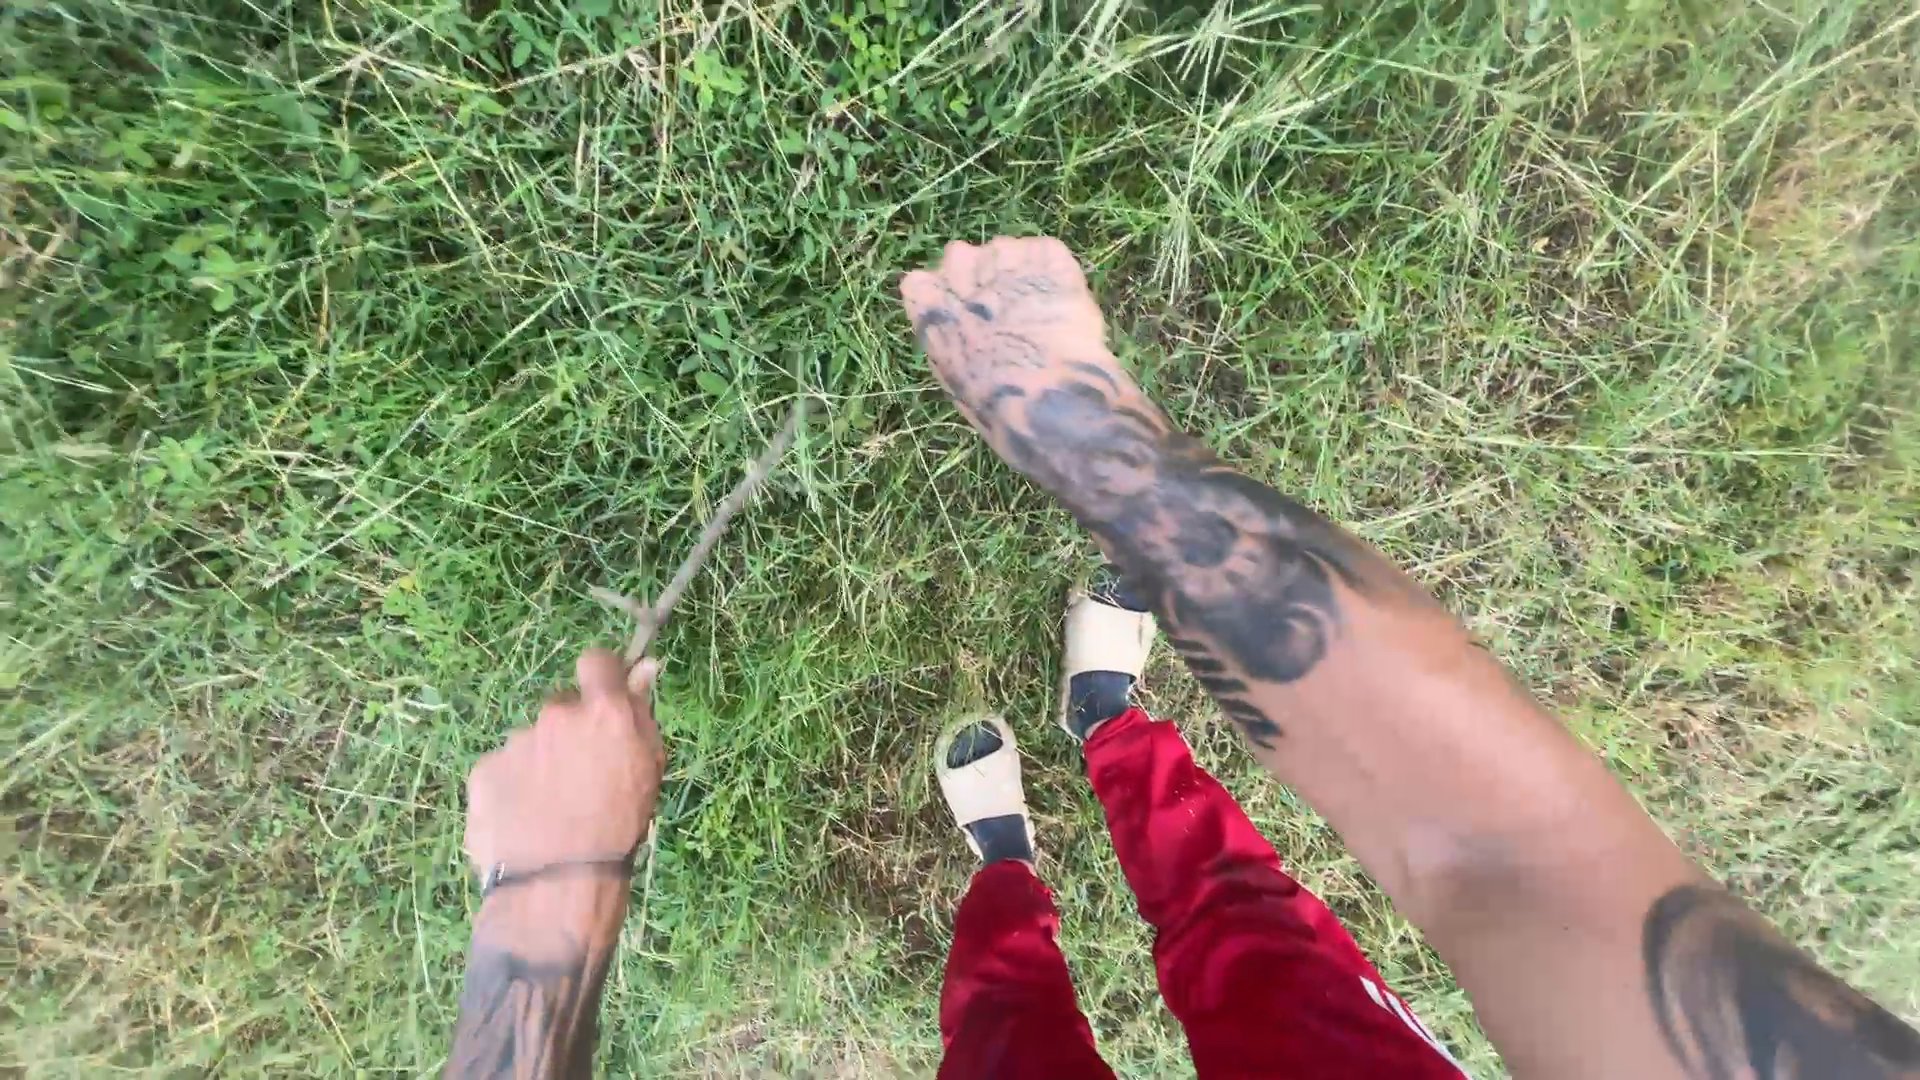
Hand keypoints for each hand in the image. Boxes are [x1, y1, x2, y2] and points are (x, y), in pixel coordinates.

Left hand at [464, 650, 665, 875]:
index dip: (601, 676)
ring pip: (533, 739)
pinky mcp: (484, 769)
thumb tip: (644, 667)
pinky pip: (505, 766)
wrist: (559, 879)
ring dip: (542, 758)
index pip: (597, 660)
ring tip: (552, 803)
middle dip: (571, 729)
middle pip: (563, 706)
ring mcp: (516, 741)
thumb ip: (641, 711)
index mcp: (603, 710)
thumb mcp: (648, 763)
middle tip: (582, 771)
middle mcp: (556, 714)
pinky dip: (515, 783)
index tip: (605, 697)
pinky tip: (527, 814)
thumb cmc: (621, 819)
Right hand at [899, 236, 1172, 520]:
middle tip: (1007, 315)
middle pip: (962, 258)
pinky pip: (1047, 255)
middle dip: (983, 281)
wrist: (1046, 399)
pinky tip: (1063, 310)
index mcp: (929, 306)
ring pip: (1007, 254)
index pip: (921, 284)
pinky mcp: (1047, 254)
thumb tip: (965, 330)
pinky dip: (1057, 277)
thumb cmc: (996, 405)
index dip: (945, 300)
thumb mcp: (955, 378)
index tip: (963, 319)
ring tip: (1041, 316)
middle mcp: (958, 268)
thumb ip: (951, 341)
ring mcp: (1003, 255)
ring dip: (1021, 275)